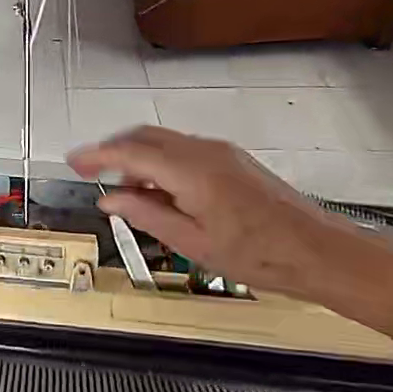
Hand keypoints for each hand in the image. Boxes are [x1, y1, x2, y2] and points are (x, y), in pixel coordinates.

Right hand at [68, 127, 360, 289]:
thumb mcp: (192, 242)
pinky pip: (184, 152)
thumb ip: (146, 214)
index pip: (131, 153)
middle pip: (146, 137)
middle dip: (114, 152)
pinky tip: (160, 193)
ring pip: (165, 143)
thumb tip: (111, 200)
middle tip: (92, 173)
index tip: (75, 161)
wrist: (317, 250)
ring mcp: (221, 152)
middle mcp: (205, 151)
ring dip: (139, 160)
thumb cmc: (260, 254)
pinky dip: (162, 164)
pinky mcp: (232, 160)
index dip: (97, 155)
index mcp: (191, 171)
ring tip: (127, 194)